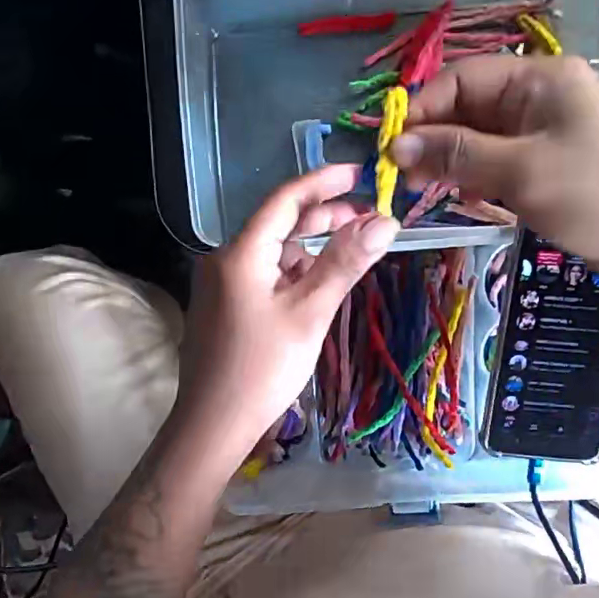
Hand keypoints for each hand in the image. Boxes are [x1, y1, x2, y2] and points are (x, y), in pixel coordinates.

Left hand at [177, 164, 398, 459]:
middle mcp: (225, 260)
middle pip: (278, 224)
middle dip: (323, 216)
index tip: (358, 172)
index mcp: (241, 253)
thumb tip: (385, 221)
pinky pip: (263, 276)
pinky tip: (318, 284)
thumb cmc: (262, 368)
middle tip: (367, 216)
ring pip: (273, 253)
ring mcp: (222, 285)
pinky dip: (293, 272)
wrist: (213, 425)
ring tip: (351, 250)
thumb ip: (344, 263)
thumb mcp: (309, 313)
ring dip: (310, 247)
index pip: (284, 200)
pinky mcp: (225, 308)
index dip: (323, 182)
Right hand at [389, 55, 598, 282]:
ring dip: (451, 163)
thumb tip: (397, 145)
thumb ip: (457, 153)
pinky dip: (477, 179)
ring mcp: (548, 132)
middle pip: (469, 108)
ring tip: (426, 192)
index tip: (391, 150)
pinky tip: (464, 200)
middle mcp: (542, 97)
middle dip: (433, 140)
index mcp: (541, 79)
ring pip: (481, 139)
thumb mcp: (522, 170)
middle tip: (405, 180)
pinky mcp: (551, 164)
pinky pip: (500, 162)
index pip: (462, 78)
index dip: (422, 110)